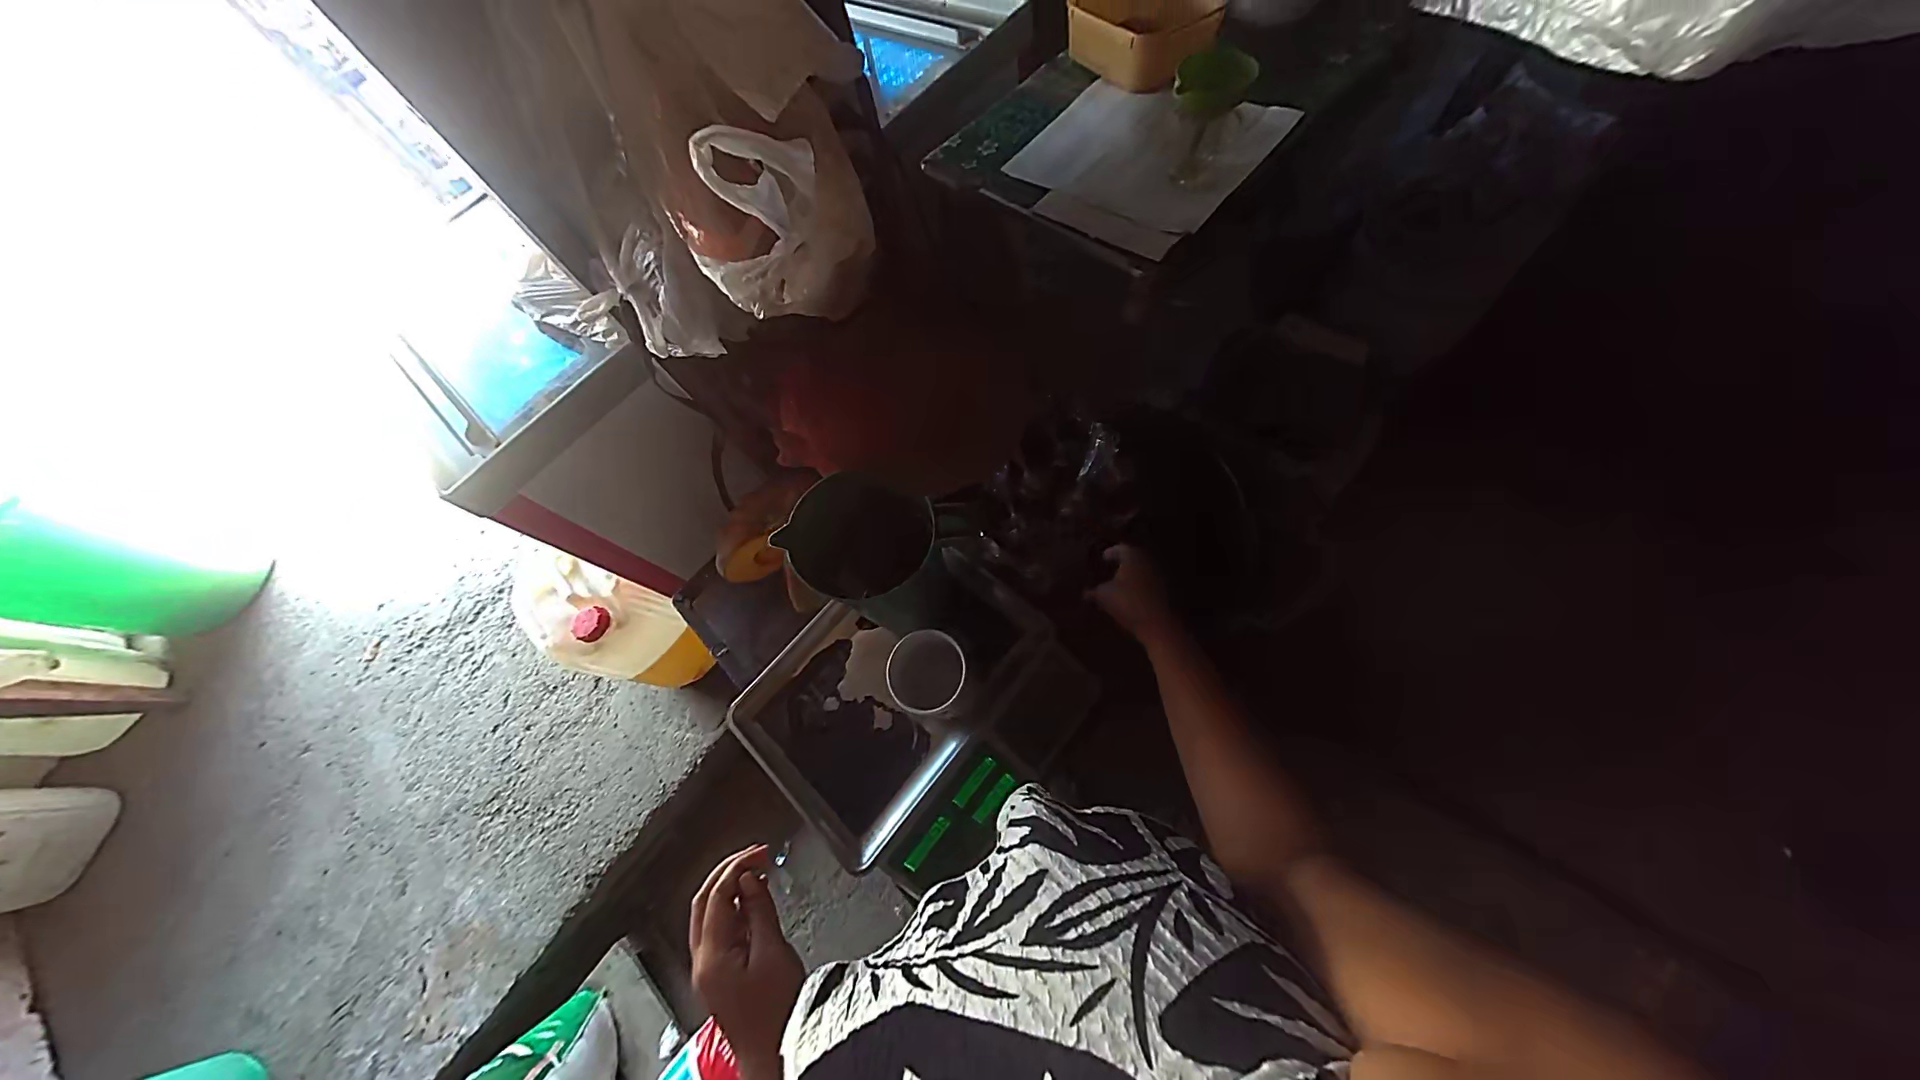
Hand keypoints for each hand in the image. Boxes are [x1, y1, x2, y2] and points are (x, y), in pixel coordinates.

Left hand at [690, 845, 804, 1079]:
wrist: (774, 1051)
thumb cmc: (778, 1010)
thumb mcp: (773, 951)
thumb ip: (759, 911)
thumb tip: (750, 879)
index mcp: (711, 956)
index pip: (715, 896)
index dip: (737, 867)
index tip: (759, 852)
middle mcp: (702, 961)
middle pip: (704, 902)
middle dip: (728, 872)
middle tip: (755, 854)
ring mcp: (708, 968)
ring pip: (709, 914)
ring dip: (729, 887)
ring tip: (756, 869)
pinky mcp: (719, 973)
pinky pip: (719, 928)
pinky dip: (734, 905)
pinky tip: (752, 897)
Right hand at [1087, 545, 1179, 645]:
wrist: (1156, 622)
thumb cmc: (1127, 602)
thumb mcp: (1103, 596)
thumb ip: (1093, 592)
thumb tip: (1085, 594)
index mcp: (1133, 556)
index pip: (1121, 548)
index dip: (1111, 552)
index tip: (1104, 557)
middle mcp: (1147, 562)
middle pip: (1134, 558)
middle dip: (1123, 562)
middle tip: (1112, 567)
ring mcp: (1158, 576)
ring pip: (1142, 571)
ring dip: (1131, 575)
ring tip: (1119, 583)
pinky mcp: (1164, 591)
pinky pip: (1148, 583)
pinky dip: (1139, 585)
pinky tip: (1130, 595)